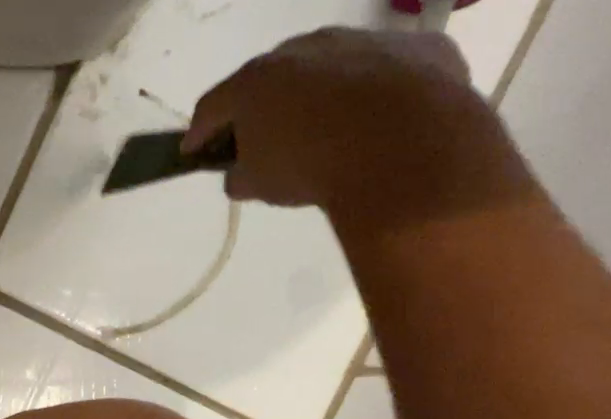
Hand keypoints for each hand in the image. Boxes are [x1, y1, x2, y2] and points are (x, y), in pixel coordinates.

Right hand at [185, 28, 527, 224]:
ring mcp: (363, 40)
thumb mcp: (258, 185)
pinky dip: (376, 90)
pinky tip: (380, 120)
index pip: (212, 106)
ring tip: (325, 128)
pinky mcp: (417, 46)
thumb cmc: (311, 165)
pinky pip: (385, 69)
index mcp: (255, 82)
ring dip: (320, 92)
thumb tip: (241, 174)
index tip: (193, 152)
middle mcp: (304, 48)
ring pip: (329, 66)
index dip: (198, 132)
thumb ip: (240, 176)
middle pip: (271, 77)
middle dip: (261, 105)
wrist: (405, 144)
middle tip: (261, 137)